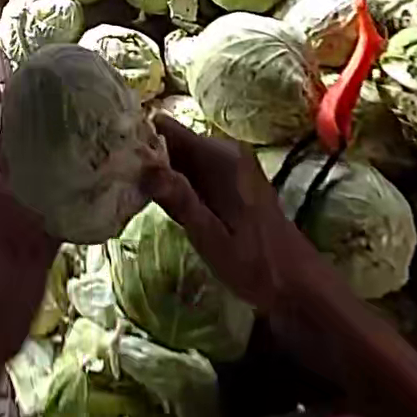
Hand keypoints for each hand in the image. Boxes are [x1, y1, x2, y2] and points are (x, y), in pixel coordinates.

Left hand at [0, 84, 59, 412]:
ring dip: (59, 153)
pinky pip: (65, 211)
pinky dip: (81, 198)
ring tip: (85, 127)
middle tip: (55, 96)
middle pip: (12, 148)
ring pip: (41, 173)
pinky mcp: (45, 240)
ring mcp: (22, 215)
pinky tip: (104, 179)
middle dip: (28, 122)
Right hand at [145, 118, 416, 416]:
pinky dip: (173, 178)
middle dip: (145, 155)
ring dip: (158, 169)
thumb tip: (144, 166)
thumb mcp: (212, 239)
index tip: (114, 157)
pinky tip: (161, 201)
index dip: (137, 138)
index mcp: (219, 156)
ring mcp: (228, 160)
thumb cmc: (257, 267)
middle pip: (168, 138)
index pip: (163, 126)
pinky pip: (190, 164)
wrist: (302, 290)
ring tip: (135, 191)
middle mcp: (223, 149)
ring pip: (177, 152)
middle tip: (119, 179)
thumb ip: (180, 201)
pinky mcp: (229, 174)